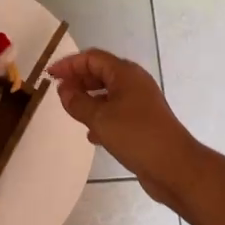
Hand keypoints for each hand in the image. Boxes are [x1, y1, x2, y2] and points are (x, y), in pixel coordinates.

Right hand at [47, 49, 203, 205]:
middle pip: (101, 72)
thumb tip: (63, 89)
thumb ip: (78, 102)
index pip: (92, 58)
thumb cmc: (136, 135)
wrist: (174, 166)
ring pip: (109, 93)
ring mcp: (141, 103)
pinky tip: (91, 134)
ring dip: (89, 98)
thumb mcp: (100, 118)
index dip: (70, 64)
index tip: (50, 75)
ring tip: (71, 110)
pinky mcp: (143, 122)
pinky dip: (102, 117)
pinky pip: (117, 112)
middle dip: (79, 79)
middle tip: (58, 91)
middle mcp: (134, 83)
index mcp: (125, 73)